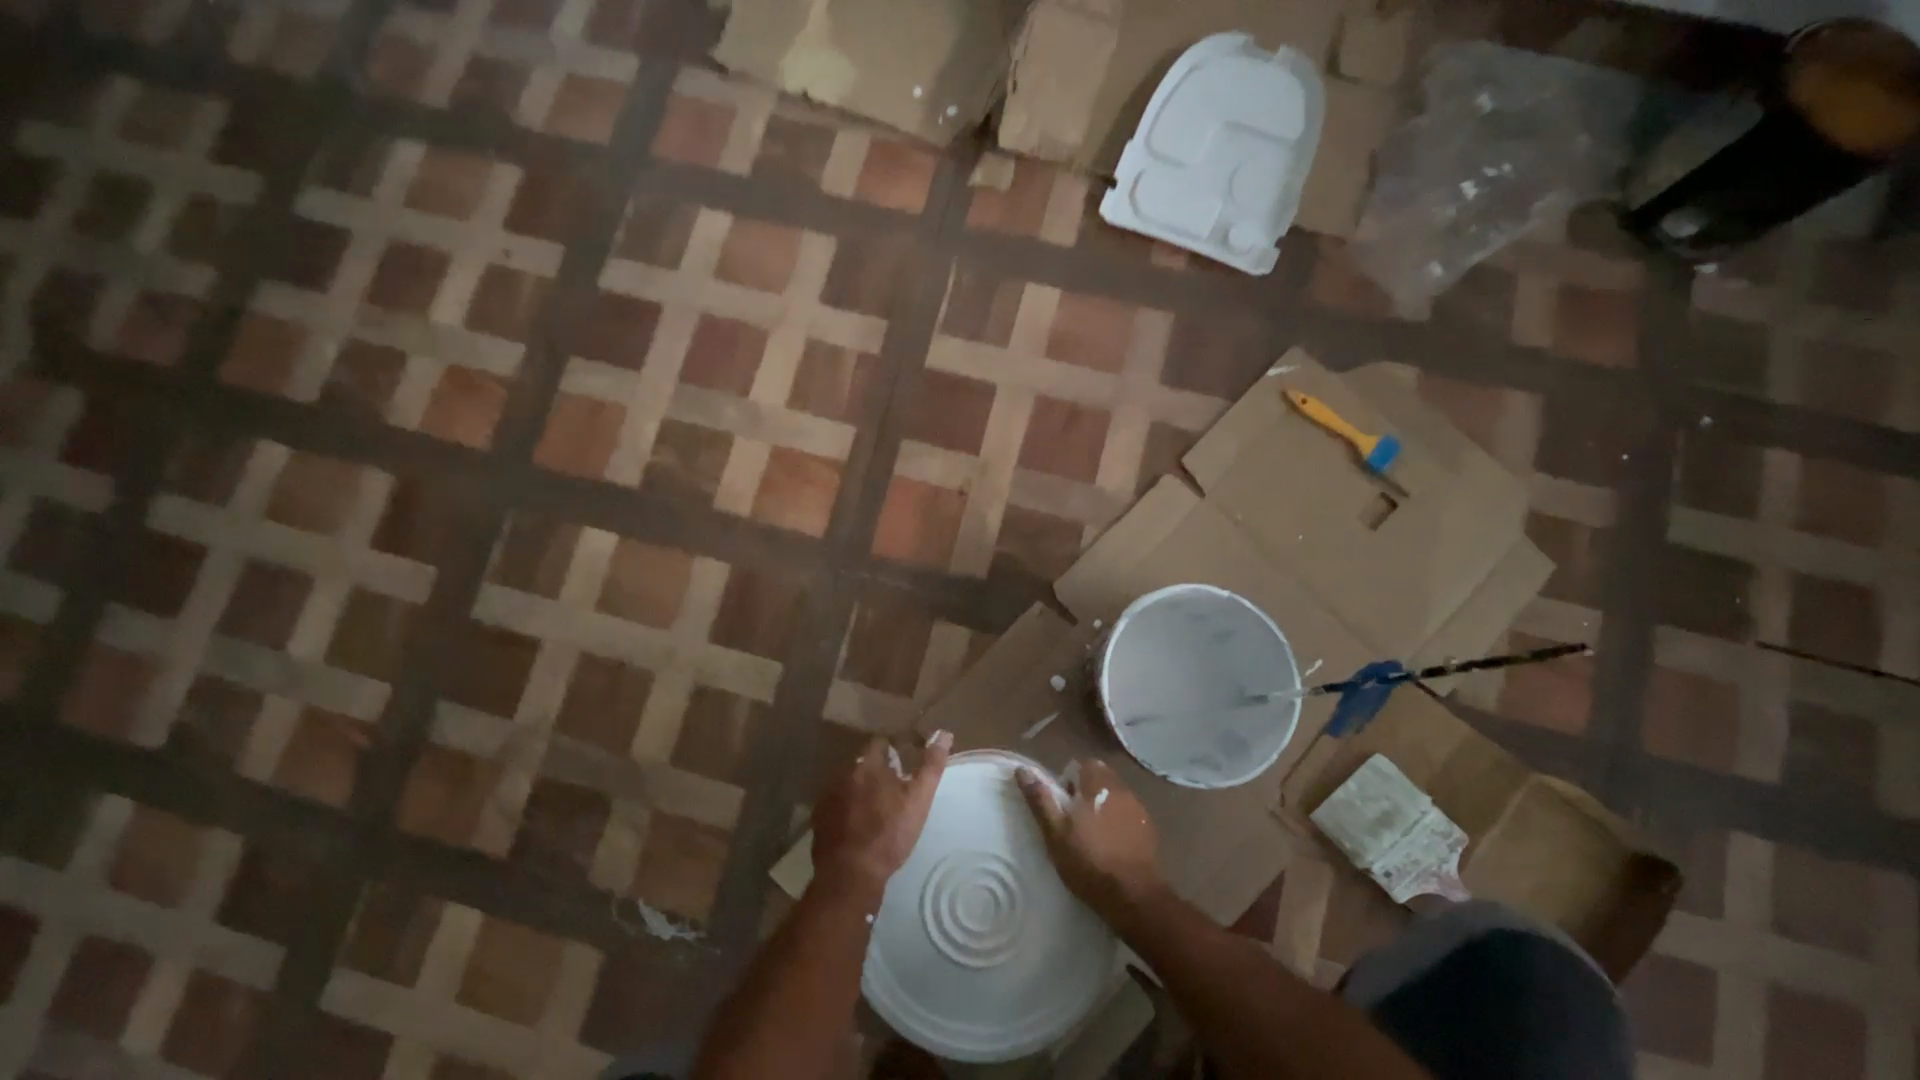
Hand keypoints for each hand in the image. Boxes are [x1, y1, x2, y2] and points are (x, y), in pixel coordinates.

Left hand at [812, 731, 952, 894]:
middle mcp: (842, 773)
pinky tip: (857, 824)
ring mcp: (827, 796)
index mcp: (867, 764)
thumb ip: (931, 765)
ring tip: (876, 808)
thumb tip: (944, 732)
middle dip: (876, 770)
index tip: (904, 764)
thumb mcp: (918, 799)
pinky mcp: (819, 817)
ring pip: (848, 782)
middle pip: (862, 762)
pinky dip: (847, 807)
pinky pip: (836, 803)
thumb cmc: (890, 833)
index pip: (879, 743)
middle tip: (893, 789)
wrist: (851, 873)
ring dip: (860, 788)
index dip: (893, 750)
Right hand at [1016, 759, 1164, 921]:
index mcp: (1099, 785)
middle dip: (1086, 793)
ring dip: (1103, 807)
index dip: (1070, 780)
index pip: (1085, 764)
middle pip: (1102, 779)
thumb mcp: (1055, 833)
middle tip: (1073, 821)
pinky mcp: (1149, 830)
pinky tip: (1111, 846)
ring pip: (1116, 797)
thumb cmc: (1089, 862)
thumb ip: (1041, 799)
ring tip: (1091, 835)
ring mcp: (1139, 810)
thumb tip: (1022, 769)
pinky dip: (1118, 823)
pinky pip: (1128, 816)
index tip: (1062, 803)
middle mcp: (1123, 790)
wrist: (1133, 895)